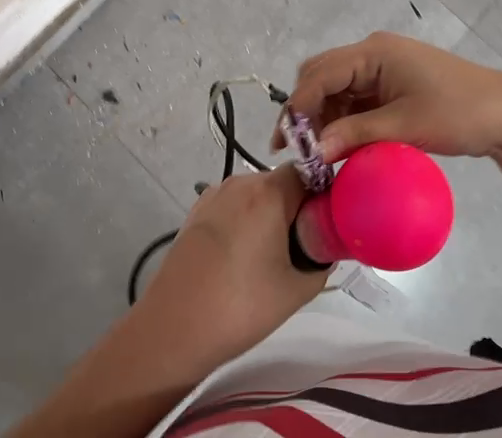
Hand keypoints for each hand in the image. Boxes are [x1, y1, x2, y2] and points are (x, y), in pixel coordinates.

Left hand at [134, 164, 327, 366]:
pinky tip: (242, 260)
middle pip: (281, 183)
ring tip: (270, 260)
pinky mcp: (195, 212)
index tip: (327, 225)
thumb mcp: (299, 289)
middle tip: (303, 249)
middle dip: (297, 209)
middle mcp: (240, 183)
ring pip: (256, 196)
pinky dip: (245, 223)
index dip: (322, 195)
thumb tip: (325, 246)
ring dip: (269, 217)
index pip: (309, 173)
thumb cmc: (241, 306)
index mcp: (268, 192)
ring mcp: (213, 195)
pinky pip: (233, 207)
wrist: (174, 328)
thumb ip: (323, 260)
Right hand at [276, 32, 501, 161]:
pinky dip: (342, 120)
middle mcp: (373, 53)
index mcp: (375, 52)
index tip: (285, 144)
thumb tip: (313, 150)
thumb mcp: (404, 127)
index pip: (320, 74)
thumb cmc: (458, 114)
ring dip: (323, 117)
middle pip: (321, 75)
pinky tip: (339, 146)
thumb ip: (355, 135)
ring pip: (336, 88)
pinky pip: (354, 98)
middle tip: (294, 150)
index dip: (299, 107)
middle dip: (305, 110)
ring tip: (315, 154)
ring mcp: (383, 68)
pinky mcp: (391, 84)